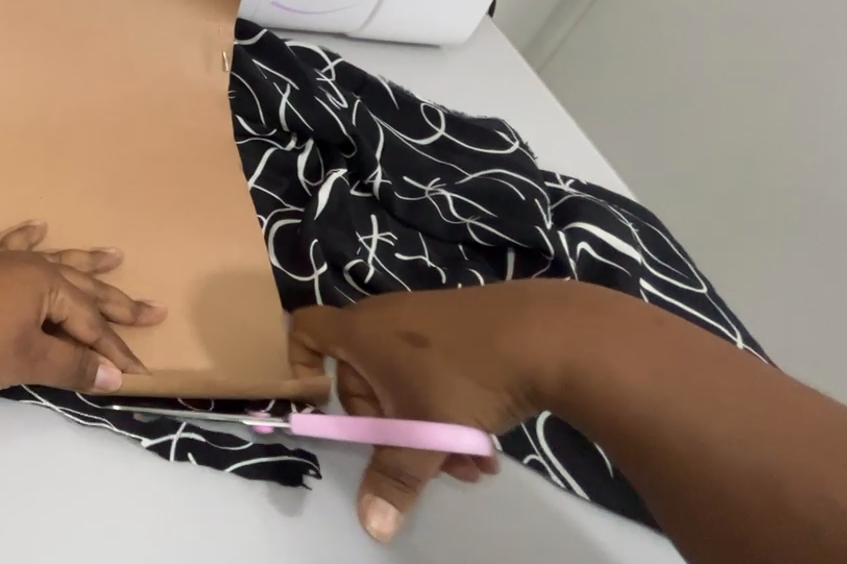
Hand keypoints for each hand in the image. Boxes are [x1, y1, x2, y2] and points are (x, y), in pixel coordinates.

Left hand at [0, 221, 167, 393]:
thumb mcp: (29, 359)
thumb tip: (113, 376)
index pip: (92, 324)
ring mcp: (6, 264)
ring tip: (114, 254)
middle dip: (118, 302)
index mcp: (49, 287)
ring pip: (56, 261)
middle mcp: (33, 268)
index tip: (138, 374)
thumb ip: (72, 366)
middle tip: (153, 308)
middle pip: (84, 289)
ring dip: (85, 261)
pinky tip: (37, 226)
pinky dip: (26, 237)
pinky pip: (12, 246)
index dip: (115, 352)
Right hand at [289, 282, 588, 543]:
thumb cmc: (463, 377)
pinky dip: (448, 405)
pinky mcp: (455, 326)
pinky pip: (432, 368)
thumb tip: (370, 526)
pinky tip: (487, 442)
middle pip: (360, 374)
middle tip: (423, 459)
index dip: (301, 363)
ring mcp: (420, 319)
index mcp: (358, 333)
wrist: (544, 335)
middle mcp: (381, 319)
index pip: (304, 329)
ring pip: (403, 379)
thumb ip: (396, 478)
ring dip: (425, 425)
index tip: (322, 403)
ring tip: (469, 462)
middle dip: (388, 424)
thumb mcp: (426, 432)